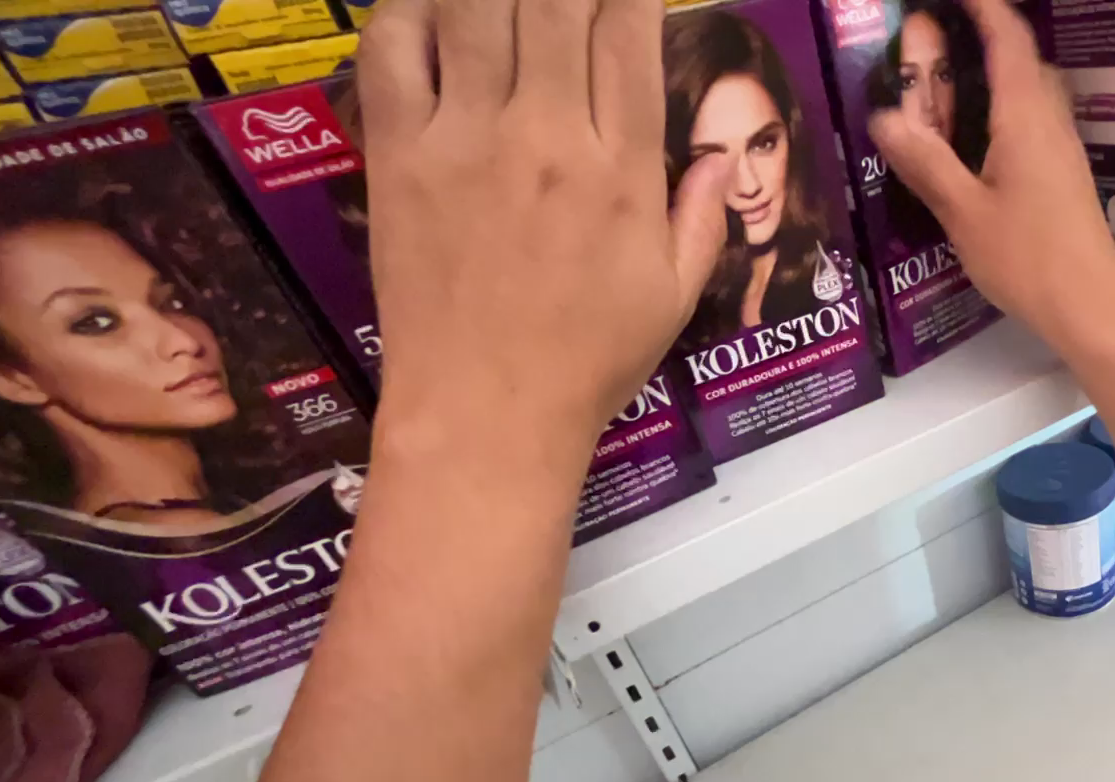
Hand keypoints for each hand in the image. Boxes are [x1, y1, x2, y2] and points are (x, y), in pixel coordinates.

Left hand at [355, 0, 728, 455]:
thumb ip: (702, 221)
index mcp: (620, 174)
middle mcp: (545, 135)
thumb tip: (721, 156)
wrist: (490, 408)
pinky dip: (412, 4)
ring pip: (474, 3)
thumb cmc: (594, 361)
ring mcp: (465, 136)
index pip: (628, 38)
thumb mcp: (674, 301)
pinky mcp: (398, 150)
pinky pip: (393, 43)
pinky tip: (435, 5)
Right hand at [868, 0, 1114, 357]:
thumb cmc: (1027, 259)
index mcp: (1025, 117)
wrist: (1090, 308)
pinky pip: (1039, 128)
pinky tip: (988, 148)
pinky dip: (1011, 117)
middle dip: (989, 40)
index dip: (982, 6)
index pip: (1007, 37)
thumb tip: (883, 117)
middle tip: (944, 48)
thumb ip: (927, 164)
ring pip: (1035, 96)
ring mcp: (1066, 153)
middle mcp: (1052, 123)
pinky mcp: (1070, 182)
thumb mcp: (965, 214)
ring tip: (959, 93)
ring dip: (1002, 80)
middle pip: (1025, 61)